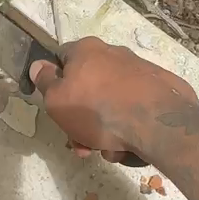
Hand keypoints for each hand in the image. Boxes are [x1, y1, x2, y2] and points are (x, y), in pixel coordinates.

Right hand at [28, 37, 198, 161]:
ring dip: (102, 129)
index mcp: (86, 49)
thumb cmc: (97, 110)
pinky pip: (132, 108)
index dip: (55, 84)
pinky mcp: (159, 88)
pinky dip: (126, 126)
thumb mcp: (57, 100)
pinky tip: (127, 145)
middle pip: (87, 87)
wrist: (156, 123)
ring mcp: (140, 70)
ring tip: (106, 150)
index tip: (56, 108)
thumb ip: (45, 82)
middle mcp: (114, 53)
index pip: (61, 59)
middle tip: (80, 143)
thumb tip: (38, 65)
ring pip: (110, 102)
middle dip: (80, 119)